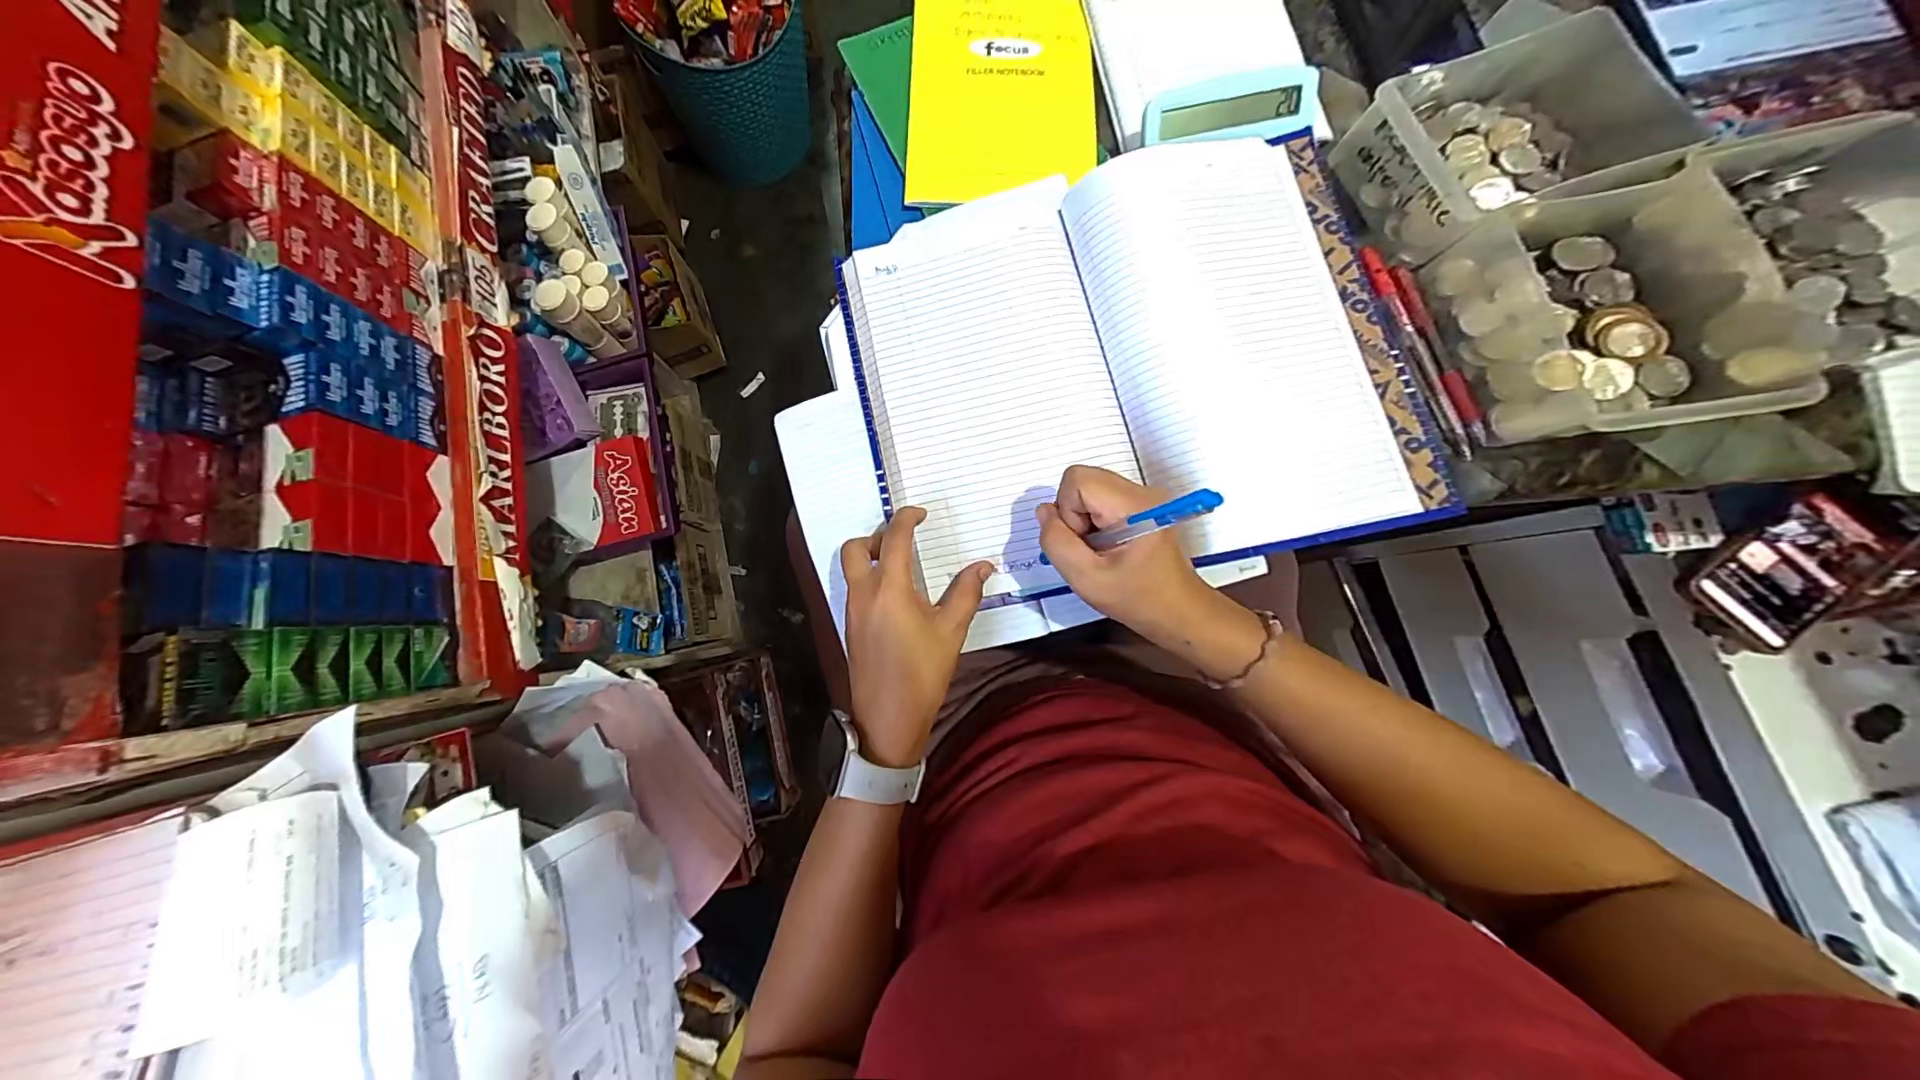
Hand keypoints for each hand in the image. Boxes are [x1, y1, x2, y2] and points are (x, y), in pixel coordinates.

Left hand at [841, 507, 991, 766]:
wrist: (888, 718)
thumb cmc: (923, 674)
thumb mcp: (952, 631)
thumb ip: (966, 592)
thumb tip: (982, 565)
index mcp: (890, 589)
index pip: (893, 539)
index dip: (905, 518)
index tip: (920, 513)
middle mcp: (864, 594)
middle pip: (854, 547)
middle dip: (876, 535)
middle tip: (903, 540)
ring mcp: (852, 611)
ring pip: (850, 568)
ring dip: (870, 556)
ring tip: (903, 565)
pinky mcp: (850, 627)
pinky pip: (853, 588)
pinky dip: (869, 578)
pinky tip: (896, 595)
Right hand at [1035, 466, 1261, 674]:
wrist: (1178, 612)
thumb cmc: (1137, 599)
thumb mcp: (1085, 578)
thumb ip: (1056, 541)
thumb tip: (1044, 511)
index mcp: (1133, 505)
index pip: (1077, 480)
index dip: (1067, 511)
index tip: (1084, 543)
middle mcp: (1141, 492)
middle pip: (1083, 480)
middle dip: (1074, 514)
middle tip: (1090, 548)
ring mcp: (1143, 498)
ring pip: (1090, 489)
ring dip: (1083, 519)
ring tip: (1100, 550)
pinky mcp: (1142, 506)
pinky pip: (1101, 499)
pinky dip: (1094, 521)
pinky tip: (1108, 547)